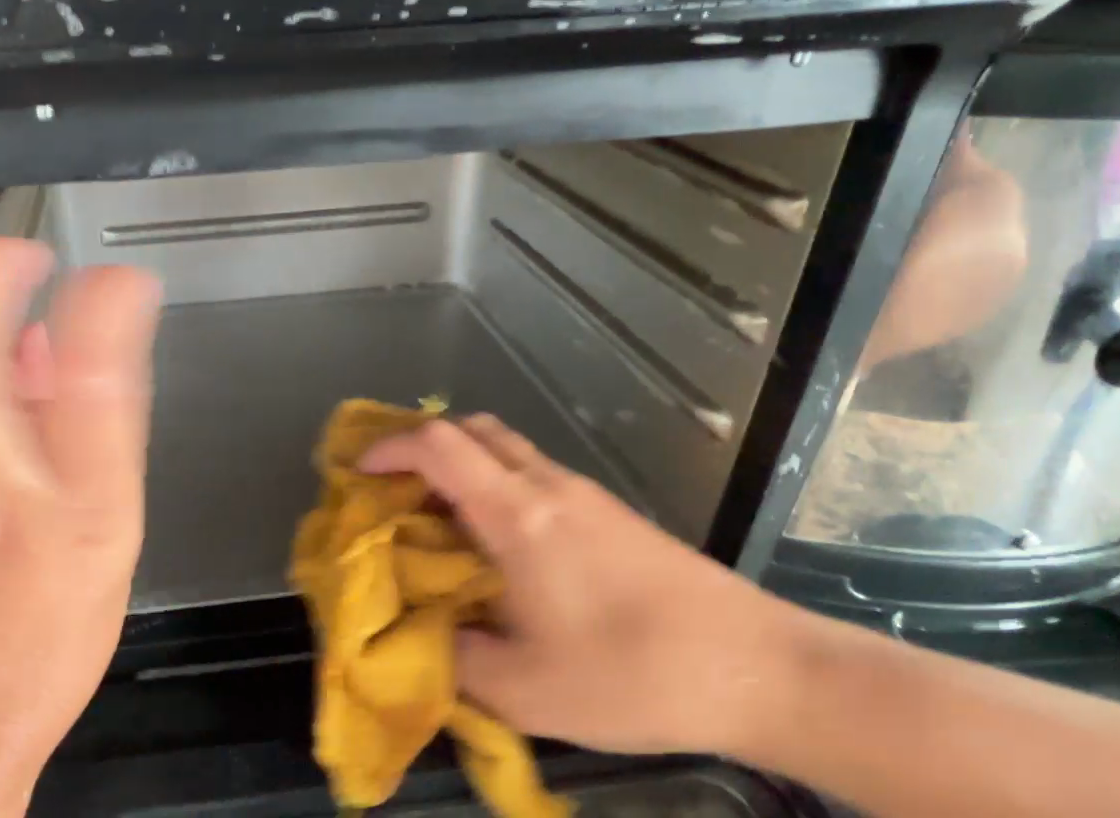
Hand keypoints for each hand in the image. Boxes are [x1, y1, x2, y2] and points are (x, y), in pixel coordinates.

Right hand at [359, 414, 802, 756]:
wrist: (762, 671)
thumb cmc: (633, 674)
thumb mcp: (525, 689)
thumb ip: (457, 657)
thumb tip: (428, 633)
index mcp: (517, 514)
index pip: (438, 444)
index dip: (388, 446)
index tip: (357, 471)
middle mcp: (549, 487)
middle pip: (473, 428)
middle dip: (421, 445)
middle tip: (393, 489)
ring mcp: (587, 496)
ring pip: (507, 449)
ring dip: (462, 466)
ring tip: (440, 520)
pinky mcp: (614, 515)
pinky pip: (536, 476)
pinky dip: (498, 486)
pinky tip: (502, 547)